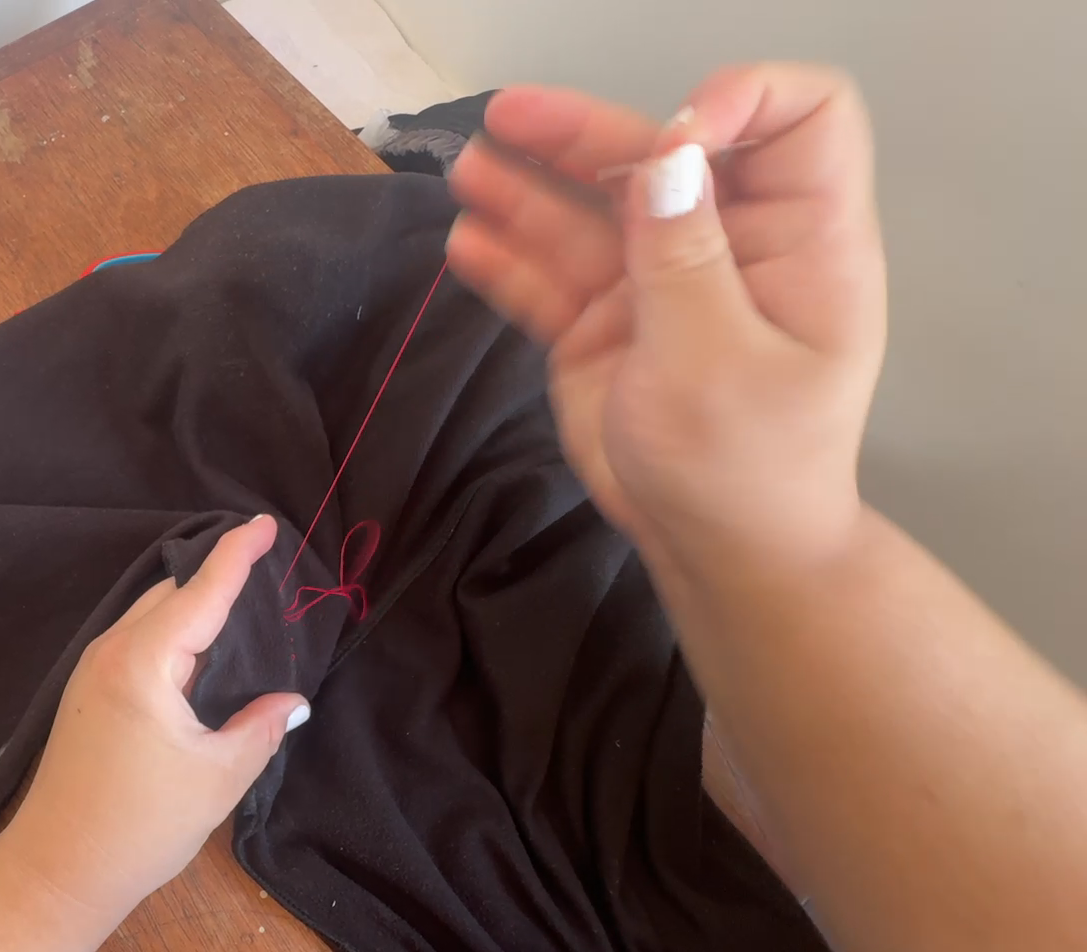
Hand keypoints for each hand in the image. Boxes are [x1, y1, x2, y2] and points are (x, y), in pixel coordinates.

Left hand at [0, 516, 309, 921]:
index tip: (264, 523)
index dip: (236, 555)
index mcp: (144, 662)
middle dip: (215, 578)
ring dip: (191, 606)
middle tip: (264, 574)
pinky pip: (136, 640)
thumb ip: (260, 728)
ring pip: (149, 616)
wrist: (57, 869)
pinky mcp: (87, 691)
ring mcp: (92, 670)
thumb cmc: (140, 825)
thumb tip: (293, 702)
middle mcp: (111, 652)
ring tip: (238, 611)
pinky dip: (171, 633)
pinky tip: (195, 656)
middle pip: (170, 595)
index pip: (201, 593)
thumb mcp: (217, 778)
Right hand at [446, 65, 887, 571]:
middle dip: (582, 138)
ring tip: (466, 170)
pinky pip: (545, 286)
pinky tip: (467, 242)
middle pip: (653, 166)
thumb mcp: (716, 361)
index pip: (793, 124)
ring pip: (582, 224)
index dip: (735, 105)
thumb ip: (685, 260)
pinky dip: (507, 265)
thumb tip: (663, 156)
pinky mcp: (592, 331)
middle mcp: (715, 250)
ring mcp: (645, 291)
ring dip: (525, 195)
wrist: (703, 538)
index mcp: (792, 241)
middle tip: (505, 117)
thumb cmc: (740, 459)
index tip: (666, 138)